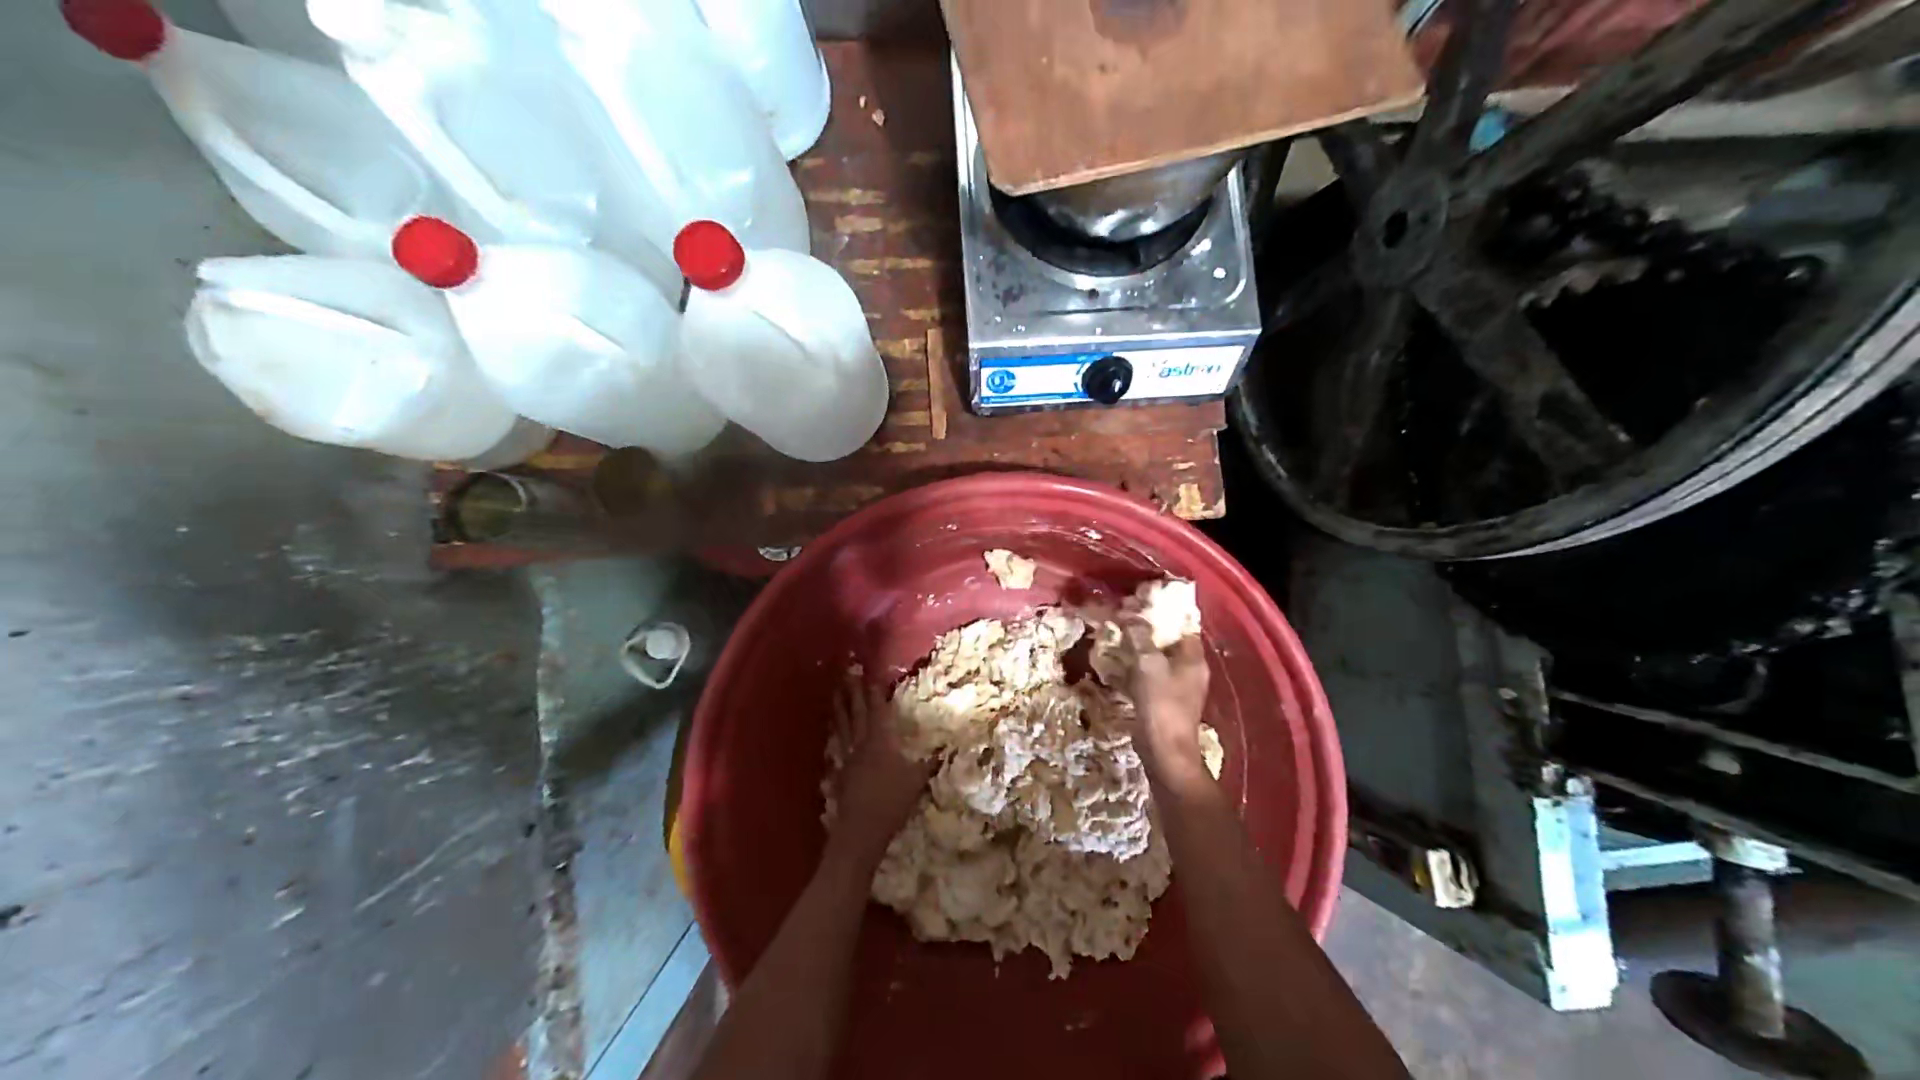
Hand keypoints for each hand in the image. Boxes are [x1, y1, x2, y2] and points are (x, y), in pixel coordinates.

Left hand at [829, 684, 930, 865]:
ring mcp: (848, 757)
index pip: (878, 709)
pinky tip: (835, 732)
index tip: (871, 673)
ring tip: (836, 692)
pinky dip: (837, 734)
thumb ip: (930, 763)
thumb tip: (946, 749)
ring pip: (843, 726)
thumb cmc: (892, 801)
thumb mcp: (917, 780)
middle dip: (853, 691)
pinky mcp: (841, 773)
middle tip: (848, 672)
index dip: (876, 690)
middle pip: (856, 712)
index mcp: (882, 740)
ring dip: (840, 707)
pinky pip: (839, 745)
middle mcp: (862, 743)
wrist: (861, 829)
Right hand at [1122, 620, 1211, 782]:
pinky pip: (1147, 679)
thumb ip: (1140, 637)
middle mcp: (1189, 671)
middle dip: (1145, 632)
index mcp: (1193, 658)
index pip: (1182, 626)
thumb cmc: (1161, 703)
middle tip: (1122, 621)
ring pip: (1155, 661)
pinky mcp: (1162, 703)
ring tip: (1114, 640)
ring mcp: (1177, 689)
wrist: (1164, 752)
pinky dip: (1133, 672)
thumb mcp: (1148, 664)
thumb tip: (1130, 614)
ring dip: (1136, 651)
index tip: (1140, 605)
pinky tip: (1114, 668)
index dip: (1163, 614)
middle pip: (1167, 643)